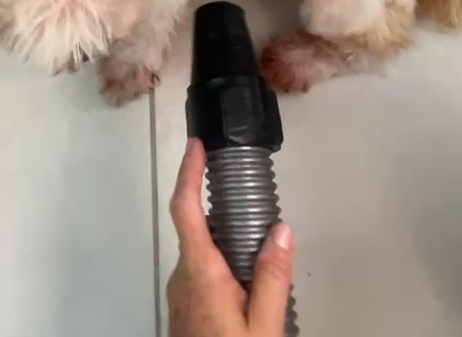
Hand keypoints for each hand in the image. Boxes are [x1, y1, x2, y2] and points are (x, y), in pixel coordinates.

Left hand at [167, 139, 296, 336]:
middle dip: (218, 209)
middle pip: (195, 228)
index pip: (184, 208)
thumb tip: (282, 229)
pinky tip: (246, 283)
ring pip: (201, 254)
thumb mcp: (263, 328)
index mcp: (199, 272)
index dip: (187, 171)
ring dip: (224, 242)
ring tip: (259, 247)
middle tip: (250, 200)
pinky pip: (201, 273)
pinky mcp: (184, 310)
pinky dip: (222, 265)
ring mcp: (180, 295)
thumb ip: (272, 277)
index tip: (195, 144)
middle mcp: (182, 277)